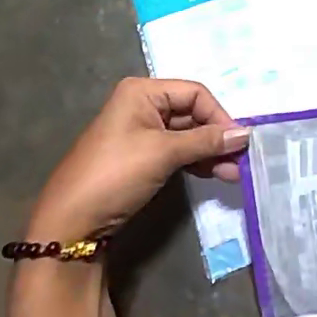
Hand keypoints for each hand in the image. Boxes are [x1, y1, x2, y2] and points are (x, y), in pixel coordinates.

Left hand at [27, 78, 246, 241]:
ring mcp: (143, 132)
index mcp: (142, 92)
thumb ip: (208, 141)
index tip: (238, 140)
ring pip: (189, 135)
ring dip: (212, 152)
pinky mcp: (144, 156)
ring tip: (233, 172)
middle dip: (217, 136)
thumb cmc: (116, 175)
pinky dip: (198, 161)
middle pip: (193, 113)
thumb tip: (246, 134)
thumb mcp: (165, 153)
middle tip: (240, 158)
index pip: (195, 94)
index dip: (219, 115)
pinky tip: (217, 174)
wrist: (70, 224)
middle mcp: (143, 105)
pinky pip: (179, 151)